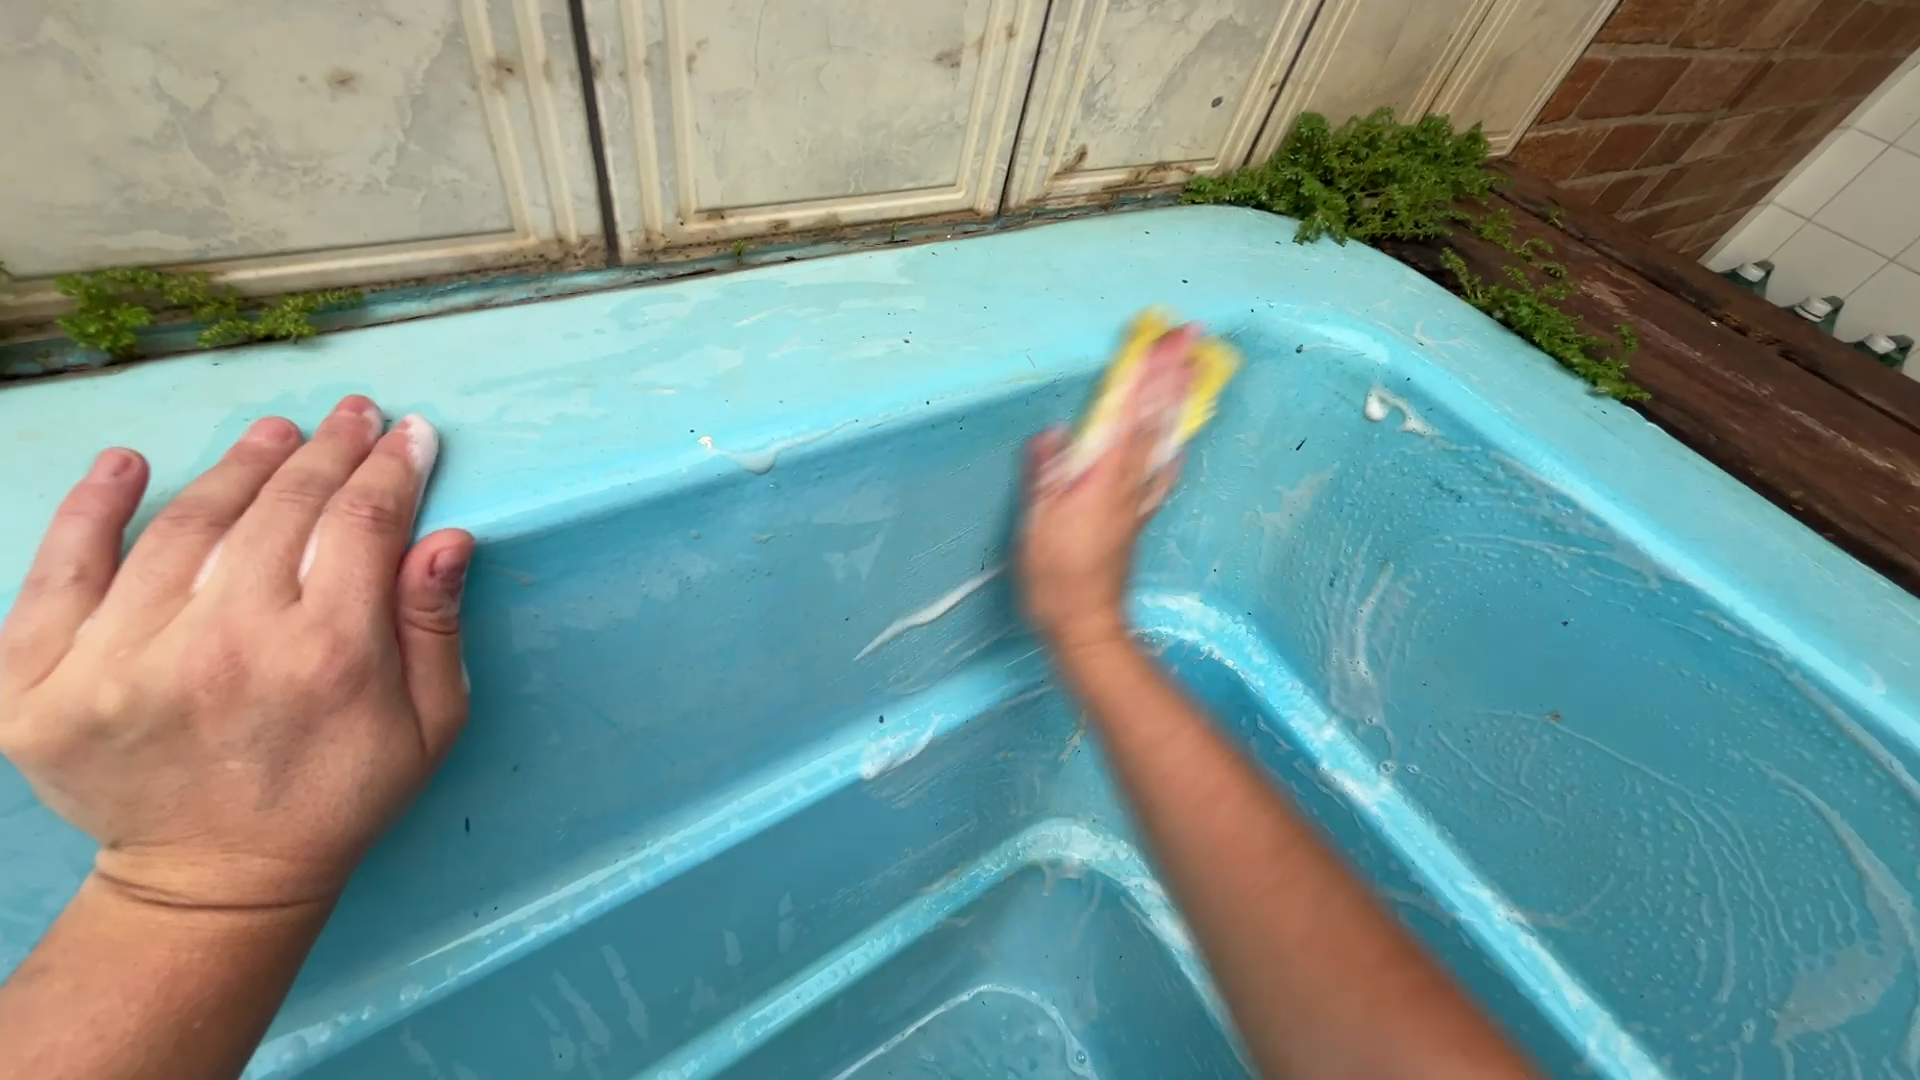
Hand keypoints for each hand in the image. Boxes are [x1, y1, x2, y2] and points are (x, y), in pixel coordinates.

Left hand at [0, 396, 474, 912]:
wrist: (216, 878)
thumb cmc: (348, 791)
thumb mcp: (434, 719)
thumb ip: (433, 625)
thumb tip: (446, 538)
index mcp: (329, 656)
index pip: (362, 526)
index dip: (392, 471)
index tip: (411, 435)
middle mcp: (225, 643)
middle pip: (281, 513)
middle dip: (329, 453)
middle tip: (354, 414)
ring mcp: (118, 659)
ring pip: (184, 528)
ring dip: (239, 467)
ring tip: (277, 432)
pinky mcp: (36, 681)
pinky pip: (59, 573)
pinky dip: (91, 509)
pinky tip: (130, 462)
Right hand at [1018, 333, 1192, 655]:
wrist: (1085, 621)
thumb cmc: (1054, 574)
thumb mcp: (1036, 524)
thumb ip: (1045, 475)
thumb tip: (1053, 433)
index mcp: (1103, 479)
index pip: (1129, 415)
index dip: (1148, 374)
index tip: (1166, 339)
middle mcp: (1129, 483)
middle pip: (1156, 420)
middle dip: (1173, 374)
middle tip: (1193, 336)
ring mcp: (1138, 500)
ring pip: (1165, 440)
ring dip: (1178, 401)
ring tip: (1191, 369)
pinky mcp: (1138, 515)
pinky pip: (1163, 470)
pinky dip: (1173, 444)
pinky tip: (1178, 438)